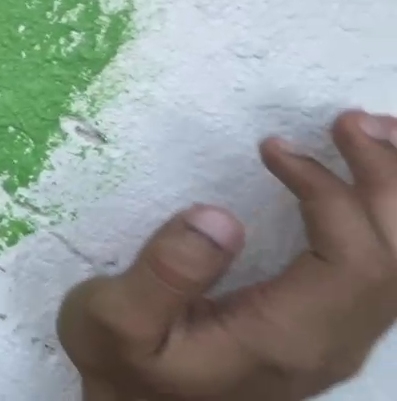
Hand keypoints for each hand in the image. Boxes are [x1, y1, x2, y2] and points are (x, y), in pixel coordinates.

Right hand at [58, 111, 396, 400]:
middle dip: (389, 184)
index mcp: (289, 335)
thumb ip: (165, 270)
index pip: (354, 261)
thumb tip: (217, 214)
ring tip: (375, 137)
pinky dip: (382, 223)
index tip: (273, 146)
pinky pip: (382, 273)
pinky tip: (362, 192)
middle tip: (356, 119)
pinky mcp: (322, 329)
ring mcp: (335, 338)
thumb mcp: (114, 318)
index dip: (330, 195)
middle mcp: (333, 339)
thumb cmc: (120, 363)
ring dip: (396, 199)